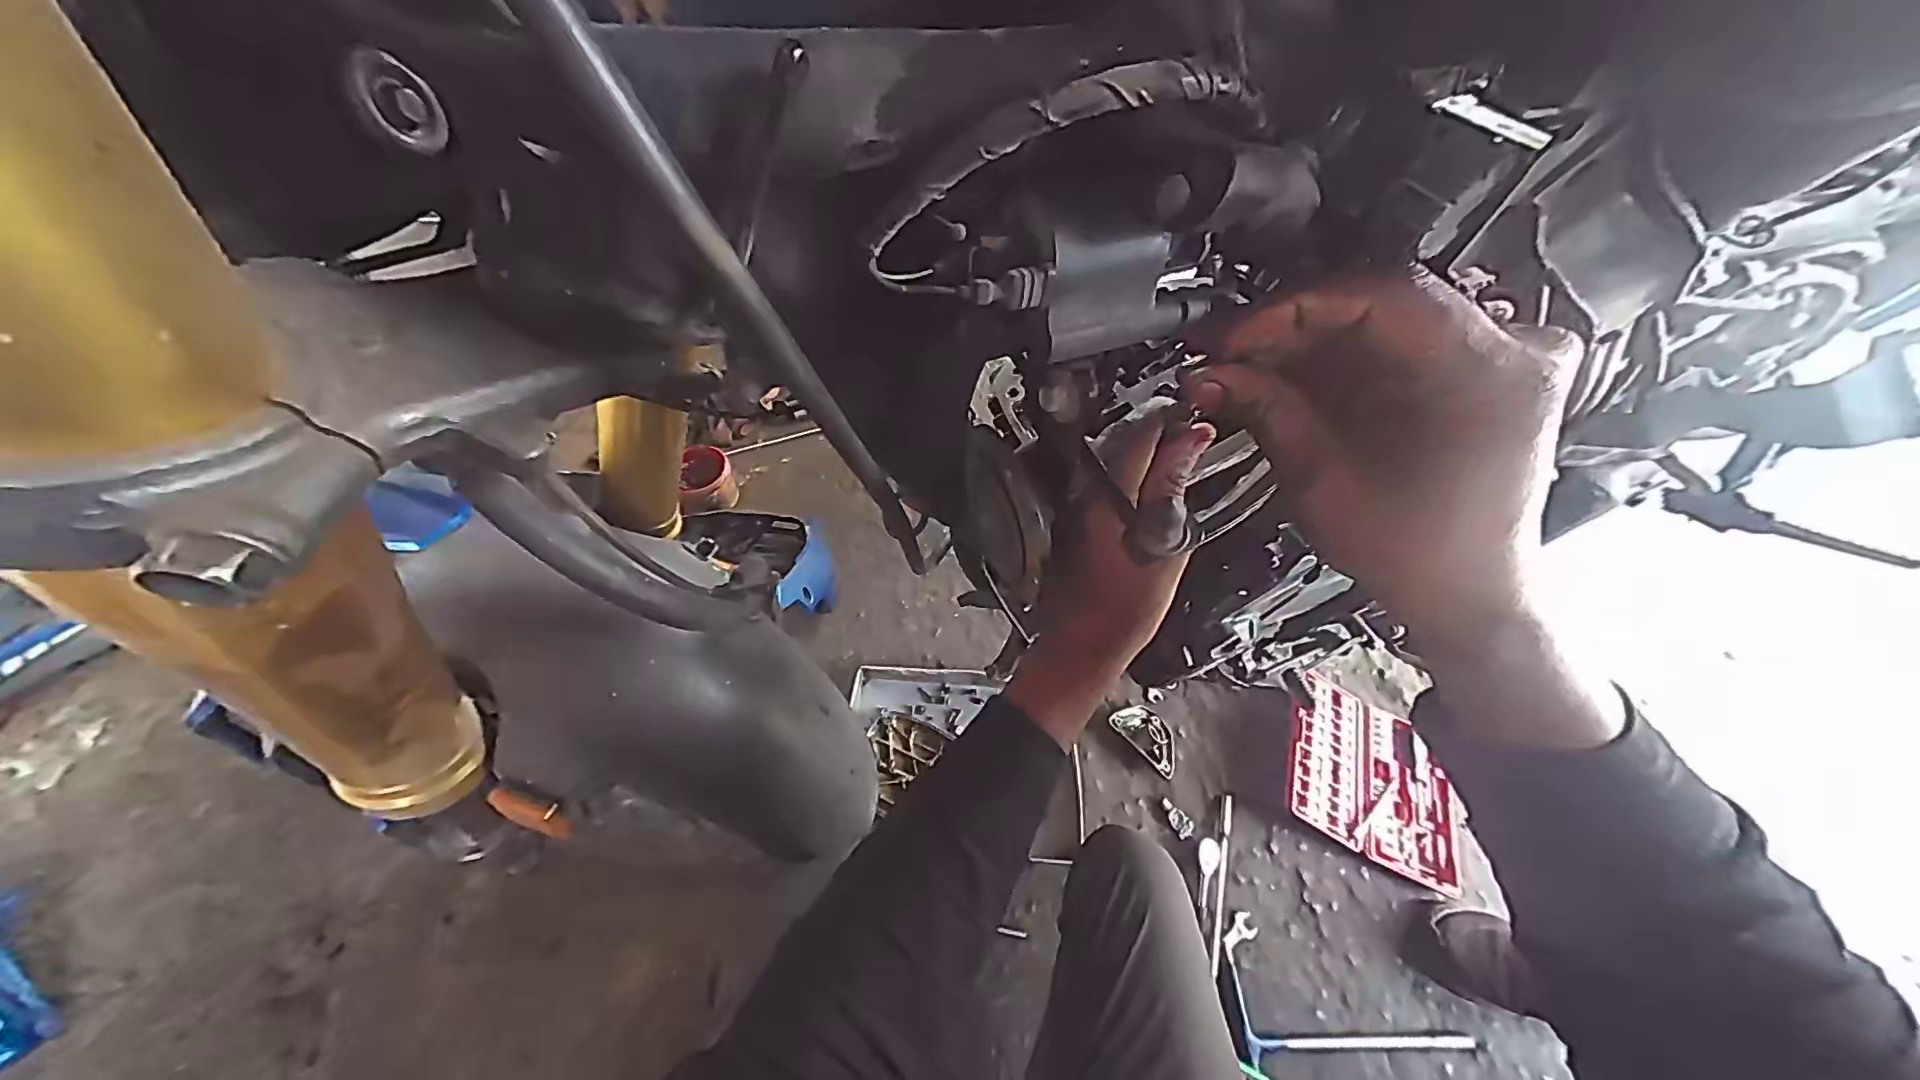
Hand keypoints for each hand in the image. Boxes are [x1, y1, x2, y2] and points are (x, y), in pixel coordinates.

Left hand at [1005, 407, 1214, 746]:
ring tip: (1175, 456)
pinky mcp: (1072, 519)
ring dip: (1144, 452)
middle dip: (1158, 430)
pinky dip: (1128, 475)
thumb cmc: (1126, 606)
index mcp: (1108, 493)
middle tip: (1191, 434)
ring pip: (1111, 457)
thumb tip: (1190, 441)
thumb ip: (1172, 487)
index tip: (1196, 417)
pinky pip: (1102, 480)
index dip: (1172, 419)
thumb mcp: (1165, 544)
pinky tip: (1147, 487)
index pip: (1141, 432)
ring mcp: (1074, 505)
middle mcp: (1083, 492)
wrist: (1083, 641)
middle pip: (1122, 439)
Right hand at [1185, 269, 1580, 649]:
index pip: (1378, 297)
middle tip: (1224, 352)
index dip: (1289, 310)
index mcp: (1488, 373)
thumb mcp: (1321, 479)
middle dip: (1287, 330)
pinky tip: (1285, 378)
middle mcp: (1511, 351)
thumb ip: (1267, 411)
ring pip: (1379, 322)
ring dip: (1303, 345)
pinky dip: (1334, 361)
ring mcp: (1498, 359)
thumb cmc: (1410, 551)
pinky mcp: (1472, 374)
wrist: (1463, 590)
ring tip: (1243, 368)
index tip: (1234, 336)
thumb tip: (1211, 375)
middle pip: (1376, 304)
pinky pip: (1394, 345)